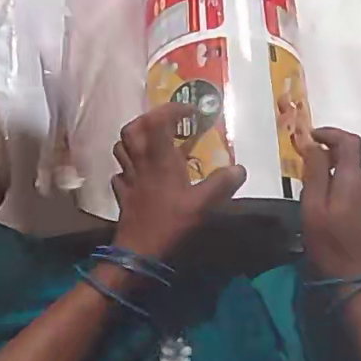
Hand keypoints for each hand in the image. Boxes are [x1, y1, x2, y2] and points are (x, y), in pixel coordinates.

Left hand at [111, 102, 246, 260]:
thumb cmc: (170, 223)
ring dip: (135, 139)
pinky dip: (129, 166)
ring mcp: (128, 177)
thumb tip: (240, 169)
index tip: (191, 112)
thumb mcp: (202, 204)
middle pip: (133, 129)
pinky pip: (120, 172)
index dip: (173, 109)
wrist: (138, 251)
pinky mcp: (122, 194)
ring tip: (152, 143)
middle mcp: (140, 162)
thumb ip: (221, 184)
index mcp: (159, 158)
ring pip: (122, 147)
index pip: (159, 120)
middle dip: (149, 119)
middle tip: (167, 123)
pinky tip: (140, 173)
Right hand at [298, 127, 360, 278]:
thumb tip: (310, 142)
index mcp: (352, 179)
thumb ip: (314, 171)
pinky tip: (318, 192)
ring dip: (329, 162)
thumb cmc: (328, 241)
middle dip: (327, 146)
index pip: (349, 141)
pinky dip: (333, 177)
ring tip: (305, 172)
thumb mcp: (313, 204)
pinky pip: (349, 183)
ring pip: (349, 168)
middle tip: (302, 154)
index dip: (329, 132)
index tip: (307, 137)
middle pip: (350, 153)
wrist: (350, 275)